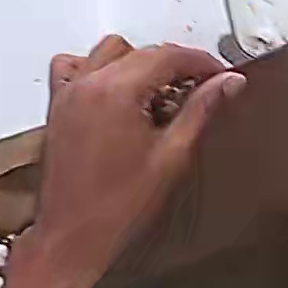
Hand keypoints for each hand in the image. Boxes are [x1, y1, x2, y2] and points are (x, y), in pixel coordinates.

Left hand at [4, 35, 245, 287]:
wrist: (73, 237)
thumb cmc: (116, 206)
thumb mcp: (171, 156)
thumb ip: (201, 110)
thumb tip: (228, 83)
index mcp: (116, 92)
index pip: (168, 56)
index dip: (201, 62)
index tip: (219, 75)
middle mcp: (89, 84)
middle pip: (142, 51)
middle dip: (174, 65)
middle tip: (199, 88)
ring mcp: (70, 92)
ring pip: (109, 51)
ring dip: (138, 62)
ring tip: (159, 92)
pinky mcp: (59, 106)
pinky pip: (74, 66)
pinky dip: (95, 68)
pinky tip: (114, 90)